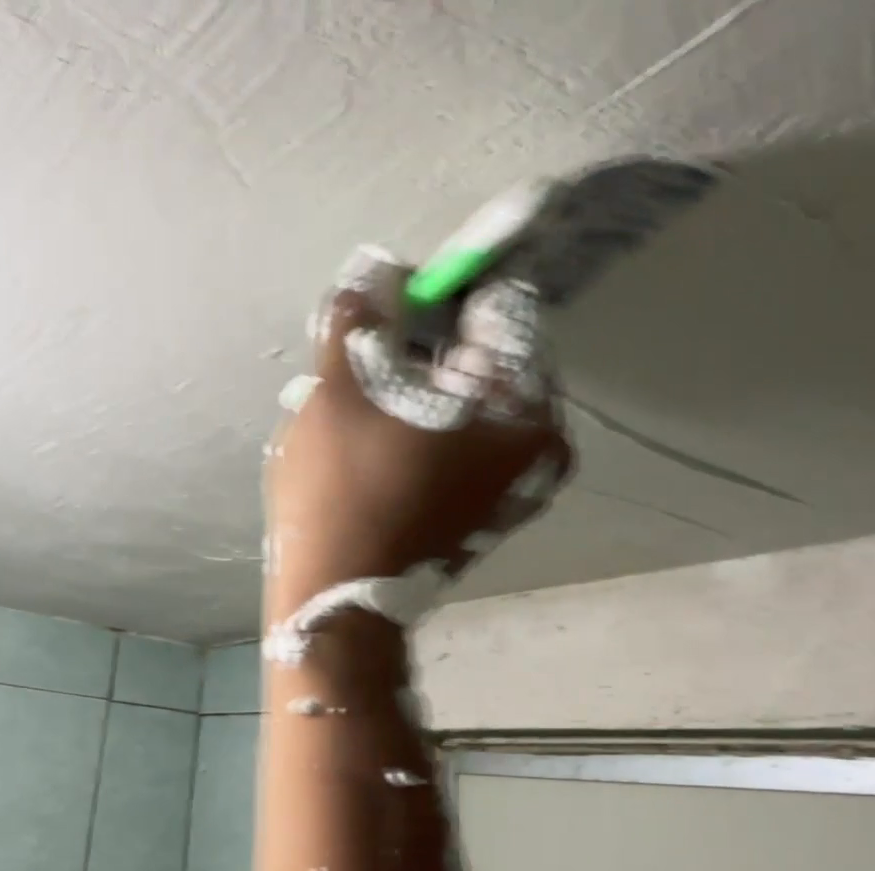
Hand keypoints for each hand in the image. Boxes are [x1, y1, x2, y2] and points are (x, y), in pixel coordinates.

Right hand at [264, 245, 575, 625]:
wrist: (336, 598)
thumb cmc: (343, 490)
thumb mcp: (342, 387)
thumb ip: (360, 316)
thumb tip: (374, 268)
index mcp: (524, 410)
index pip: (503, 310)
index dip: (444, 292)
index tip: (393, 301)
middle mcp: (538, 446)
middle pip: (486, 358)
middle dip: (425, 345)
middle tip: (369, 357)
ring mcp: (514, 483)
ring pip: (468, 401)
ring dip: (419, 386)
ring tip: (363, 401)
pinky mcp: (485, 507)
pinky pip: (462, 439)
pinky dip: (426, 425)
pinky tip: (377, 438)